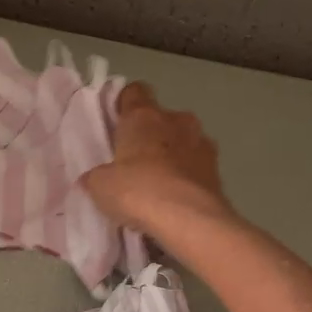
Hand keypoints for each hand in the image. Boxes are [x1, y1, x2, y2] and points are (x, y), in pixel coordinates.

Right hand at [79, 82, 234, 234]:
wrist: (188, 219)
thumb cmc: (137, 190)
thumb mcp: (99, 186)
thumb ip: (96, 175)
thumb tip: (94, 178)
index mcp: (144, 116)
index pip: (134, 92)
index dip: (124, 104)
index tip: (116, 123)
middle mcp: (177, 120)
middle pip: (160, 118)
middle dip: (149, 135)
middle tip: (132, 161)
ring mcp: (202, 142)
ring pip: (182, 141)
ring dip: (171, 155)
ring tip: (156, 183)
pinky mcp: (218, 169)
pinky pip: (196, 166)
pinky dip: (186, 176)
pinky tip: (173, 198)